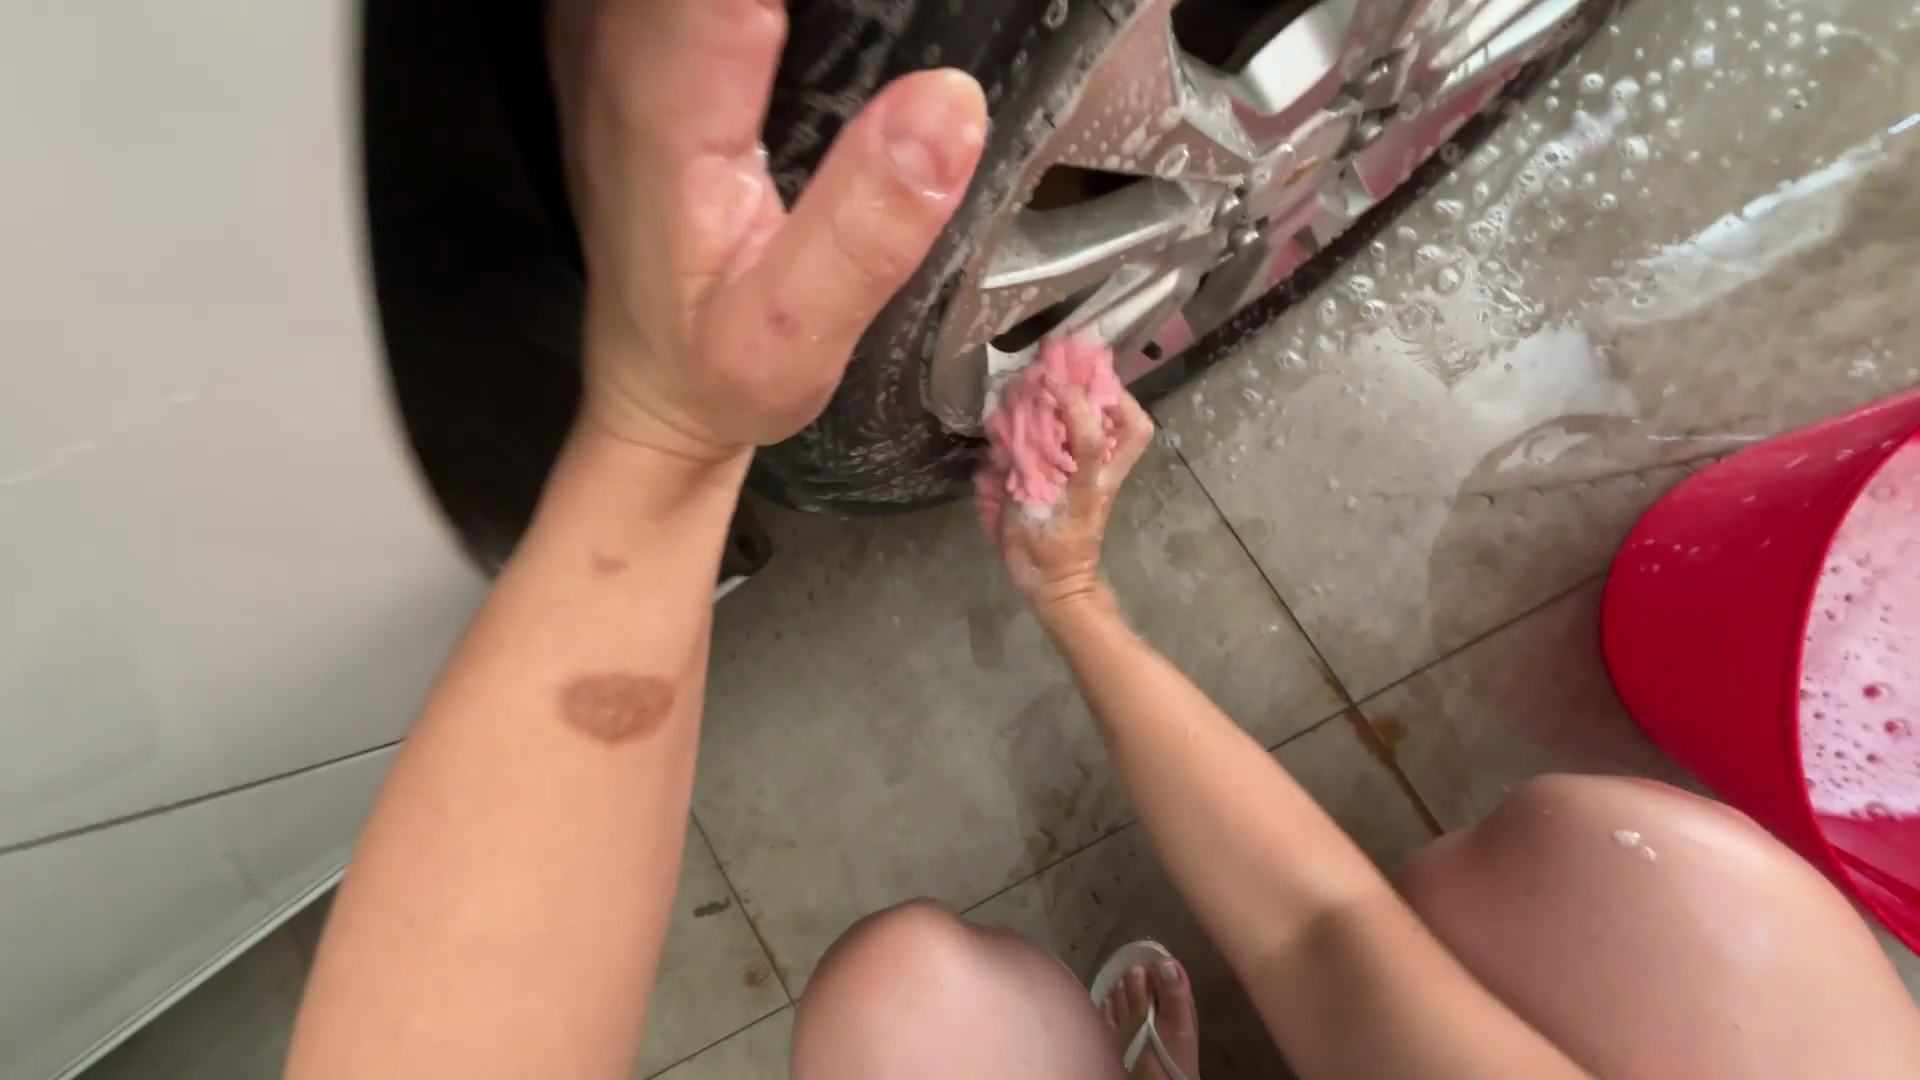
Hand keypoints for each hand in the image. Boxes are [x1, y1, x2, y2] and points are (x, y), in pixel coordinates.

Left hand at [548, 0, 988, 462]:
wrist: (653, 396)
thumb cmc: (721, 377)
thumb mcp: (797, 331)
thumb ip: (866, 227)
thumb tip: (953, 102)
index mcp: (668, 104)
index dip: (853, 4)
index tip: (907, 28)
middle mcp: (620, 49)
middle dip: (828, 8)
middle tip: (900, 37)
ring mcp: (608, 43)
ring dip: (805, 11)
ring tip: (866, 43)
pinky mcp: (620, 57)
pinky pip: (688, 0)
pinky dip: (754, 14)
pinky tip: (795, 44)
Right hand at [996, 386, 1155, 615]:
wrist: (1060, 588)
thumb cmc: (1038, 558)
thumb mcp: (1017, 520)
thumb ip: (1010, 478)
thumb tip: (1002, 438)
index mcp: (1085, 489)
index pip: (1091, 439)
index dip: (1073, 405)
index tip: (1048, 382)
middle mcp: (1103, 478)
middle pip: (1134, 427)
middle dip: (1113, 392)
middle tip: (1081, 370)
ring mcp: (1106, 479)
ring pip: (1129, 431)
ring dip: (1108, 400)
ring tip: (1076, 378)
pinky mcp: (1099, 483)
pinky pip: (1110, 443)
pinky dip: (1092, 418)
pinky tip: (1065, 406)